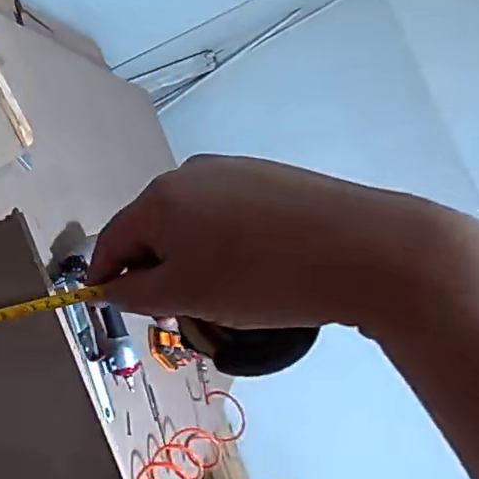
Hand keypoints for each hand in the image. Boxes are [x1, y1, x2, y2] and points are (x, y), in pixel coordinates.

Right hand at [87, 154, 464, 331]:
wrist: (373, 251)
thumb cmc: (261, 278)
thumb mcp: (185, 296)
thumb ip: (134, 294)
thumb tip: (112, 287)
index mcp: (158, 198)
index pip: (111, 241)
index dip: (105, 277)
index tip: (111, 305)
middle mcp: (187, 173)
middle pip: (150, 229)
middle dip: (153, 269)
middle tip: (176, 308)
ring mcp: (231, 170)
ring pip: (189, 221)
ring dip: (189, 257)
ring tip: (221, 291)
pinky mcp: (269, 177)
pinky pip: (226, 213)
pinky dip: (224, 242)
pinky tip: (255, 266)